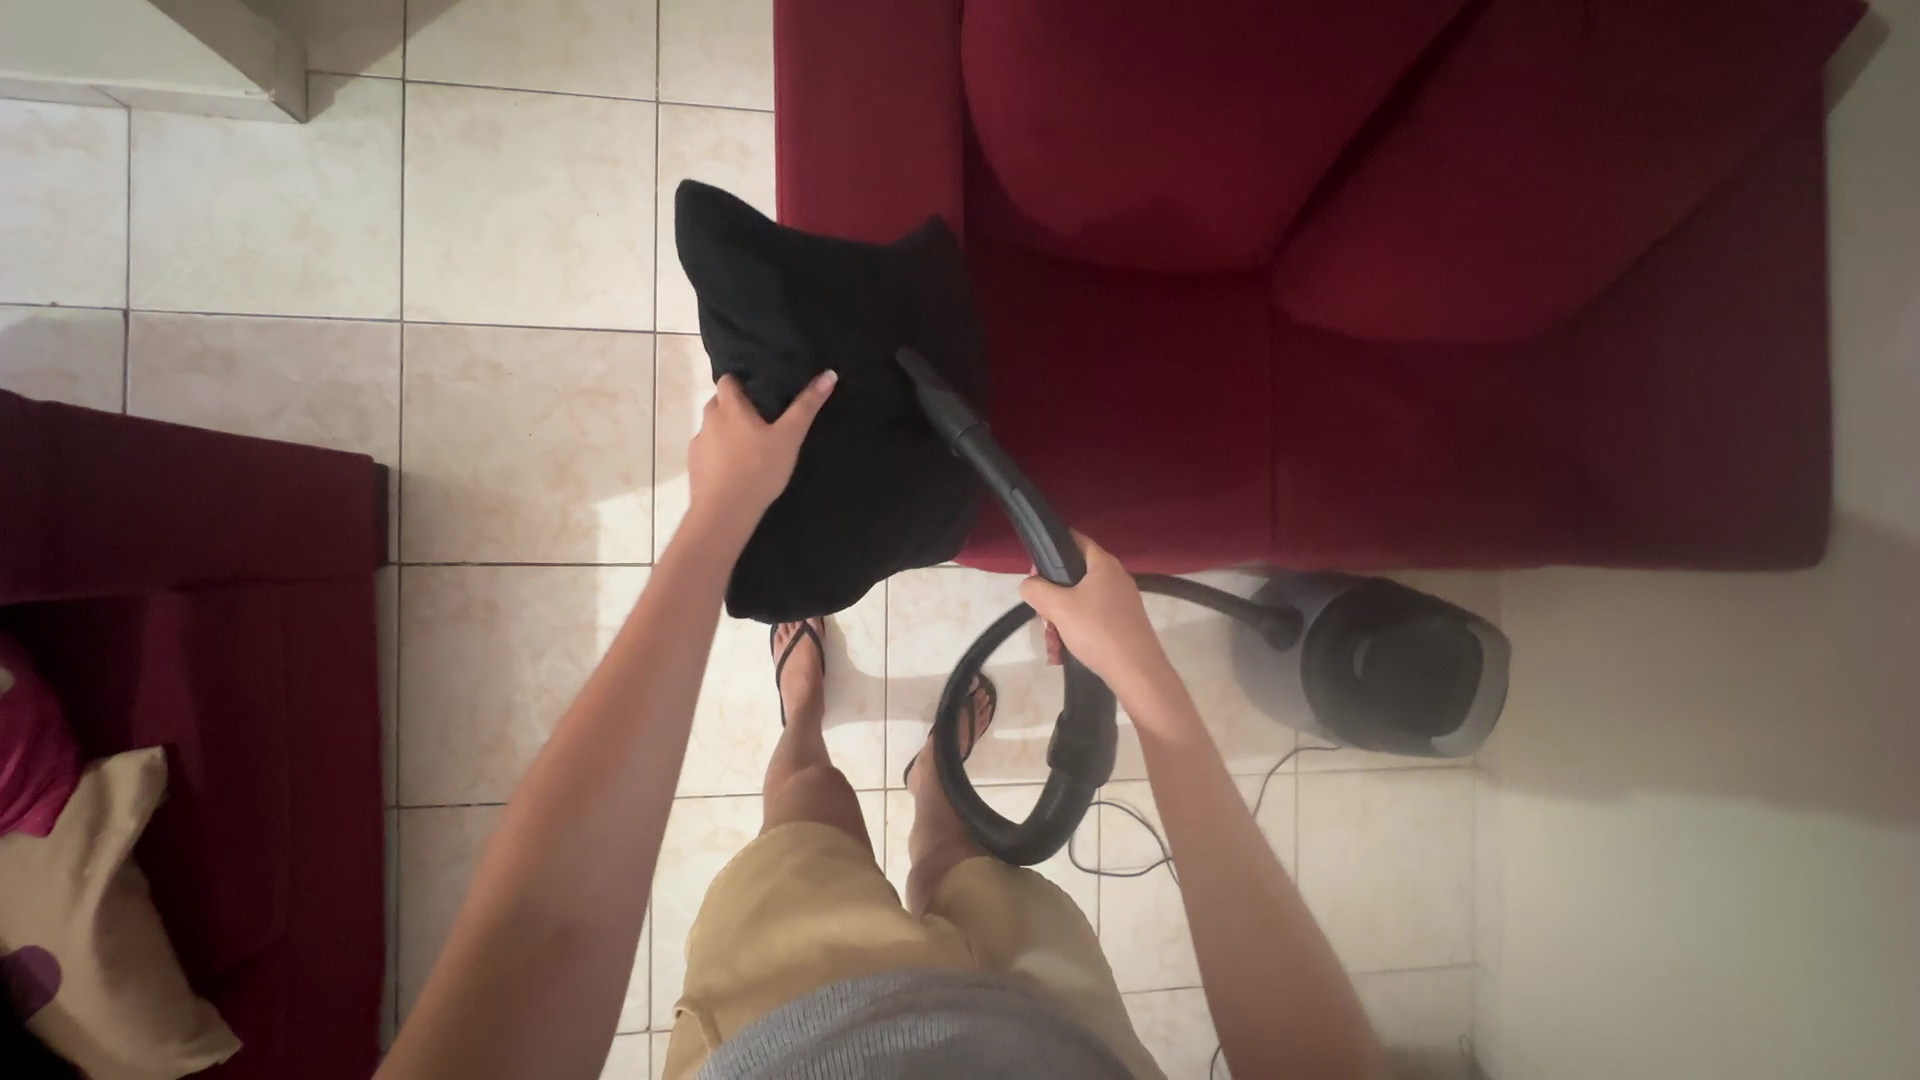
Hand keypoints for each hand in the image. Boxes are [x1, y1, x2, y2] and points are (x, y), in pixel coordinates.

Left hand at [687, 371, 835, 525]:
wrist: (724, 512)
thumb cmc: (759, 469)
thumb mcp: (789, 437)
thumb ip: (807, 407)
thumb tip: (828, 374)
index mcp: (730, 407)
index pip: (727, 380)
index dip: (740, 381)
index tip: (758, 390)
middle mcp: (709, 420)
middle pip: (718, 403)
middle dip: (735, 406)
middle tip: (760, 419)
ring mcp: (698, 444)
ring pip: (713, 429)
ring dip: (727, 432)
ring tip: (749, 447)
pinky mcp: (695, 467)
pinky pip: (708, 452)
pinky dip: (719, 455)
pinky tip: (735, 470)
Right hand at [1018, 532, 1177, 709]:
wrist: (1136, 672)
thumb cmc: (1097, 630)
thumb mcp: (1058, 607)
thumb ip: (1036, 590)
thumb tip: (1029, 584)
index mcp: (1103, 564)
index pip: (1075, 540)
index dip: (1052, 550)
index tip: (1035, 571)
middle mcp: (1115, 578)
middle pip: (1073, 577)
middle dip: (1051, 599)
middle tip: (1043, 617)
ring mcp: (1121, 602)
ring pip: (1079, 603)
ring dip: (1059, 622)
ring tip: (1053, 645)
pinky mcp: (1123, 624)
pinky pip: (1090, 621)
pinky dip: (1074, 634)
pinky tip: (1063, 654)